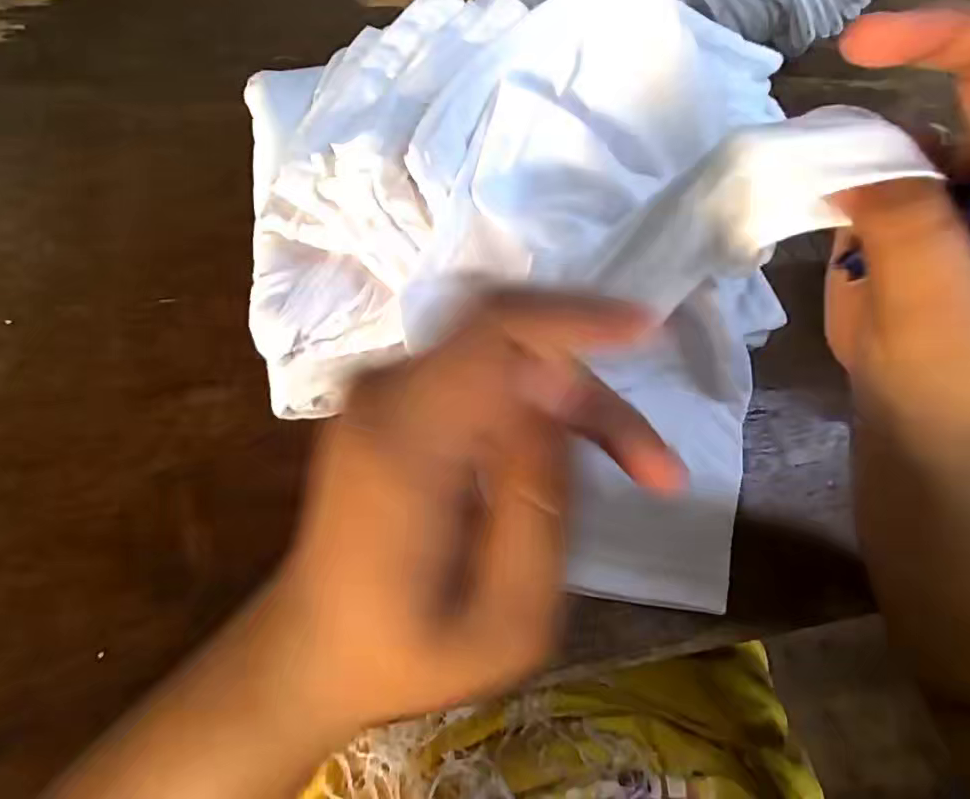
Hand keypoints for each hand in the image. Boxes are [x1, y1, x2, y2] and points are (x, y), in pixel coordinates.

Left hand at [248, 289, 683, 736]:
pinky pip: (487, 374)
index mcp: (402, 440)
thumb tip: (557, 385)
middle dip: (593, 390)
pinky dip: (541, 404)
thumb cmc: (408, 653)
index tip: (647, 328)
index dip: (576, 317)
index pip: (493, 328)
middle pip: (514, 343)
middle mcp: (385, 393)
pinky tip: (574, 451)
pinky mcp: (396, 397)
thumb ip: (540, 496)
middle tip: (654, 463)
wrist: (315, 647)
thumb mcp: (506, 617)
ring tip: (636, 466)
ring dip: (574, 401)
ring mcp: (385, 389)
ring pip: (508, 357)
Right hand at [826, 2, 969, 449]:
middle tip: (867, 44)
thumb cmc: (956, 380)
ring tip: (856, 51)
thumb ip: (911, 225)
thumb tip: (862, 149)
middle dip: (963, 34)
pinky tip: (833, 134)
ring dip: (918, 50)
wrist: (918, 410)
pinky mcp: (943, 175)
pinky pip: (913, 116)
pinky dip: (871, 114)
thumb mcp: (939, 312)